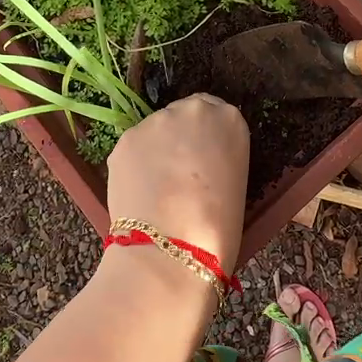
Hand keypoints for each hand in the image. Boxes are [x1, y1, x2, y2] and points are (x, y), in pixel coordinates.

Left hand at [106, 94, 248, 270]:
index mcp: (229, 119)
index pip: (216, 112)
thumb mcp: (235, 183)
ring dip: (157, 150)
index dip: (208, 137)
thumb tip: (200, 160)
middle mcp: (191, 110)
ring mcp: (154, 122)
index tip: (204, 159)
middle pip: (184, 115)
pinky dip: (136, 165)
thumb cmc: (218, 229)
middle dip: (181, 138)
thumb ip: (219, 156)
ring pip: (156, 131)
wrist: (172, 251)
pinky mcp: (125, 138)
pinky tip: (140, 192)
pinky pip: (134, 148)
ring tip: (158, 189)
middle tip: (180, 174)